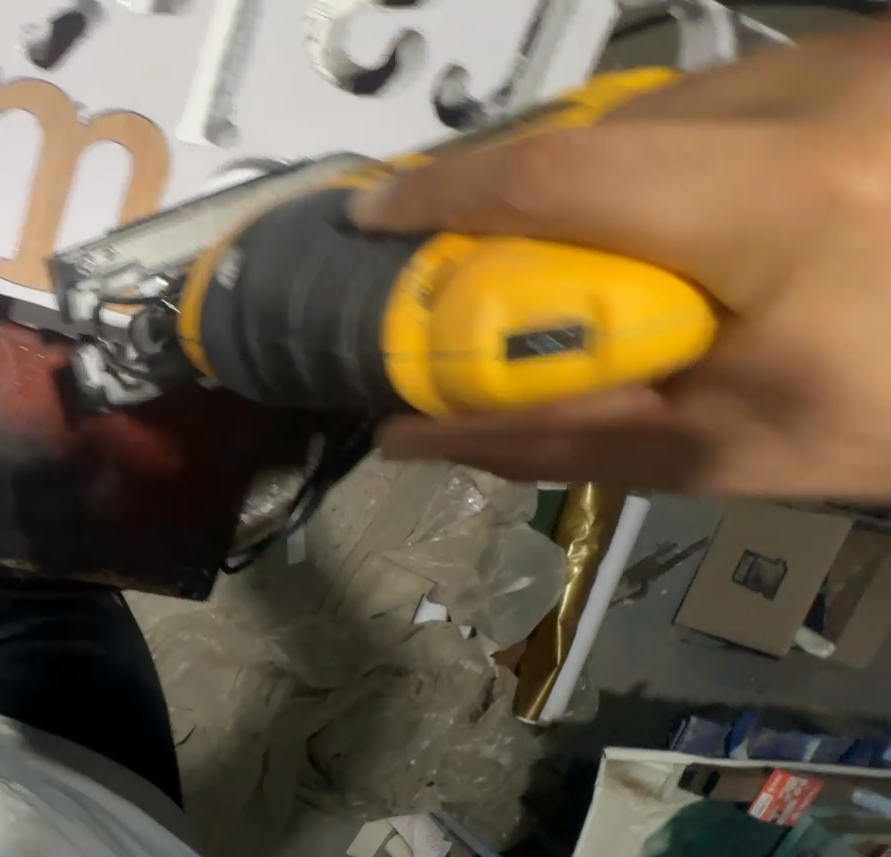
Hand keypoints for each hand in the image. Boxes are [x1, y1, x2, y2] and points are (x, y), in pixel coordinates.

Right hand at [350, 22, 890, 498]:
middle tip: (459, 247)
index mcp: (794, 206)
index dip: (445, 193)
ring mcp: (873, 57)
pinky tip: (674, 213)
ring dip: (588, 174)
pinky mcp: (886, 52)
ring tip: (579, 244)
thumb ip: (548, 442)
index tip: (370, 213)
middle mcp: (838, 95)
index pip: (561, 177)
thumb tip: (405, 433)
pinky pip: (720, 96)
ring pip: (659, 106)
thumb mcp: (715, 452)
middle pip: (598, 129)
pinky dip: (660, 153)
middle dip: (504, 187)